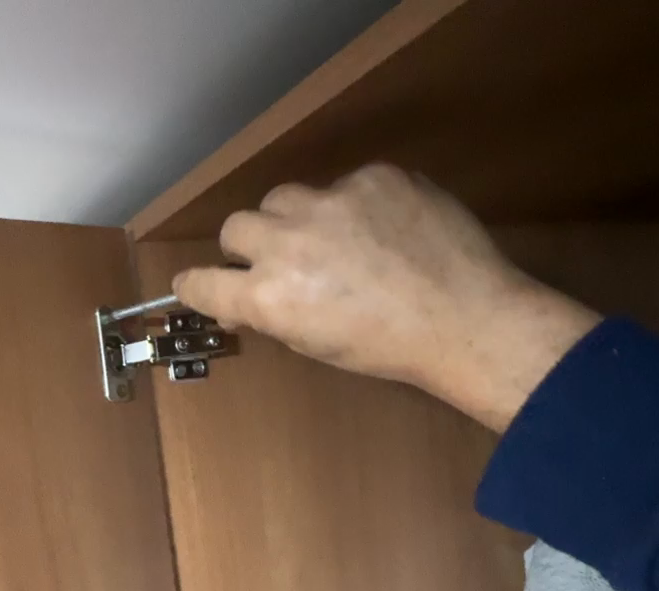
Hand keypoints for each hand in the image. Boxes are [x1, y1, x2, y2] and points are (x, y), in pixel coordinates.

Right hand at [172, 165, 600, 431]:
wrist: (463, 318)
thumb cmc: (381, 347)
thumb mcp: (309, 342)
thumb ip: (268, 311)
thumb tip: (242, 298)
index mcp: (267, 296)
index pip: (200, 282)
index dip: (195, 285)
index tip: (198, 285)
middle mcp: (287, 244)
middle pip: (235, 226)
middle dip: (247, 246)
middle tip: (276, 261)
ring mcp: (331, 203)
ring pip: (282, 197)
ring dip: (291, 218)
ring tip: (328, 239)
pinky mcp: (373, 176)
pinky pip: (341, 185)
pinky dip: (350, 206)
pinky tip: (380, 230)